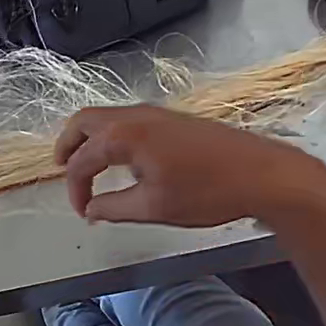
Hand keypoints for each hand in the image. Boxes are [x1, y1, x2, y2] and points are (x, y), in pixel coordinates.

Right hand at [53, 106, 325, 227]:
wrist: (262, 174)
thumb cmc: (206, 193)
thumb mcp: (153, 207)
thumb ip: (114, 208)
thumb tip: (92, 210)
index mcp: (124, 136)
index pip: (82, 161)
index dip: (75, 189)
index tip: (83, 212)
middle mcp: (135, 115)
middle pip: (85, 121)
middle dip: (68, 146)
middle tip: (63, 170)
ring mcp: (156, 113)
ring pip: (108, 117)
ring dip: (90, 139)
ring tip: (88, 166)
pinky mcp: (173, 119)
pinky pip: (128, 121)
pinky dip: (112, 136)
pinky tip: (123, 161)